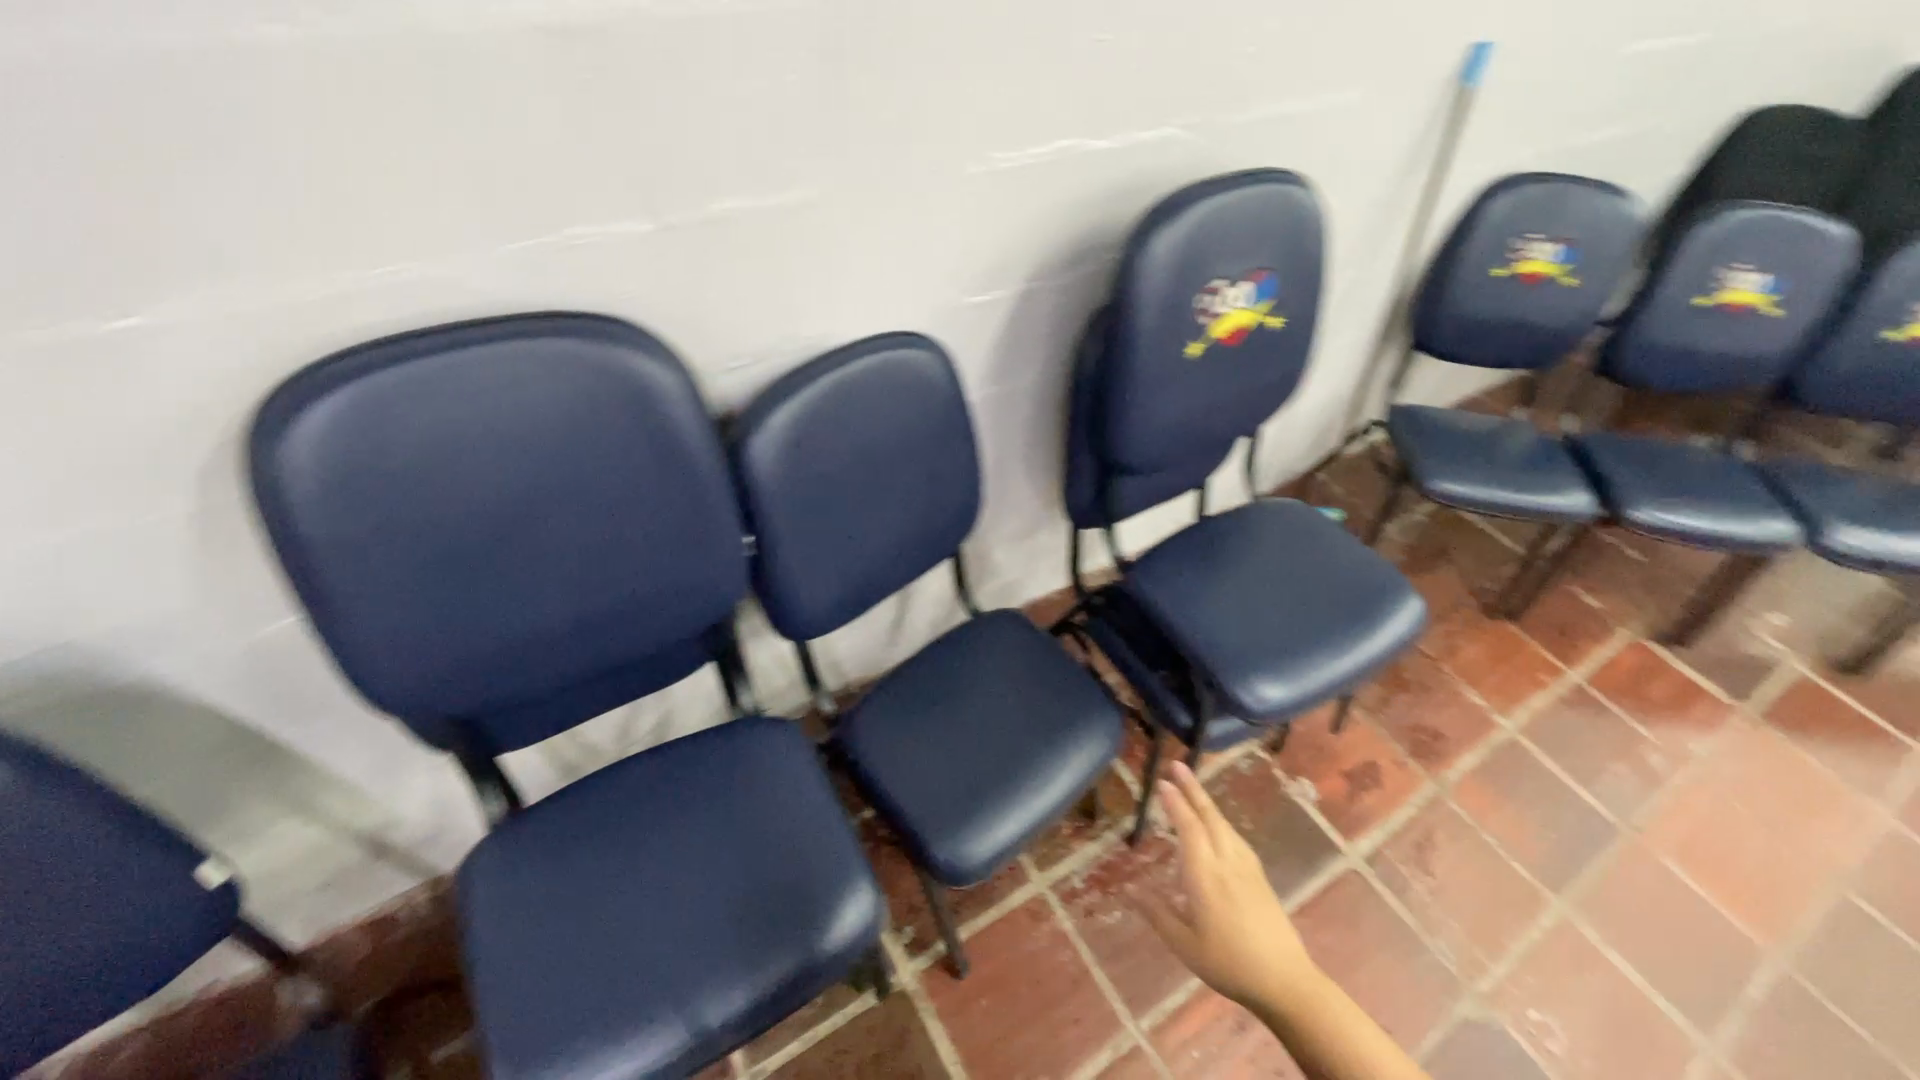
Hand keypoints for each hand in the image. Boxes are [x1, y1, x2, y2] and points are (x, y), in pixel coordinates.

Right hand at [1139, 761, 1319, 1009]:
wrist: (1285, 980)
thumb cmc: (1229, 963)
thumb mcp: (1185, 945)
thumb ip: (1159, 914)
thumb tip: (1132, 891)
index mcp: (1205, 876)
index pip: (1189, 829)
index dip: (1175, 804)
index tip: (1162, 783)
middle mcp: (1228, 864)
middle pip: (1210, 818)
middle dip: (1192, 790)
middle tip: (1178, 765)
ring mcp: (1248, 869)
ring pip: (1225, 826)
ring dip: (1207, 803)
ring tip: (1193, 788)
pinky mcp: (1260, 878)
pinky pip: (1236, 838)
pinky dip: (1221, 822)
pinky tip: (1219, 827)